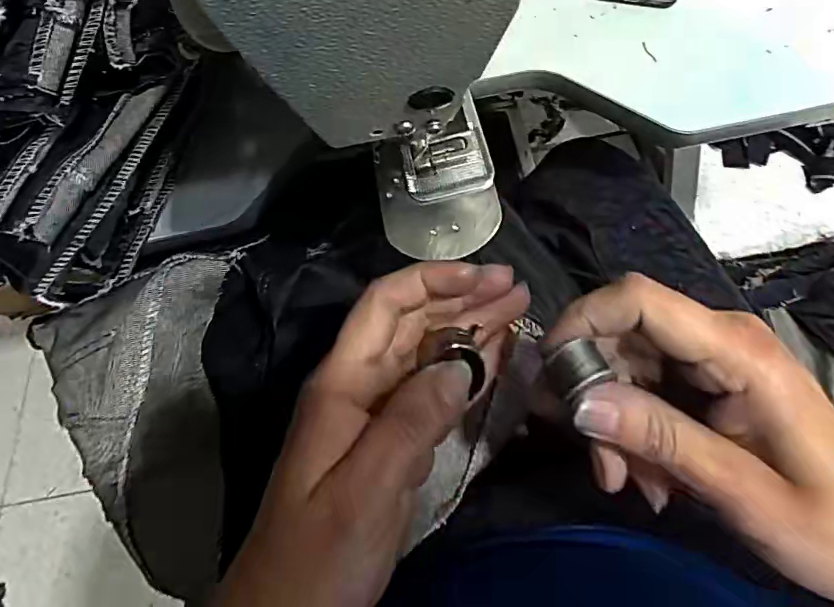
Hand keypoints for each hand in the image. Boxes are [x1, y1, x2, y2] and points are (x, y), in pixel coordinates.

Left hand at [215, 262, 530, 606]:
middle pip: (413, 321)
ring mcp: (378, 411)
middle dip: (463, 297)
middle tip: (513, 286)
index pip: (386, 304)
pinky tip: (496, 356)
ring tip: (515, 306)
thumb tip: (462, 364)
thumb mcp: (365, 491)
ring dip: (471, 326)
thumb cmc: (317, 556)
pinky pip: (435, 388)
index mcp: (343, 380)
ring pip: (428, 351)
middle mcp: (361, 384)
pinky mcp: (394, 440)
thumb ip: (412, 422)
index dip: (432, 280)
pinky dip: (467, 368)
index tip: (481, 276)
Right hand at [546, 274, 833, 606]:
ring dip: (620, 424)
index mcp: (738, 348)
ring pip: (635, 367)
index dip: (584, 321)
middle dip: (600, 394)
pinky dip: (642, 433)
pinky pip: (656, 392)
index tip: (552, 378)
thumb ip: (663, 439)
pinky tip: (655, 483)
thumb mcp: (747, 494)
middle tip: (602, 468)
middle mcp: (724, 339)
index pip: (639, 298)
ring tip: (634, 487)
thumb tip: (581, 401)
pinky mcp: (719, 386)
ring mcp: (721, 361)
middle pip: (629, 335)